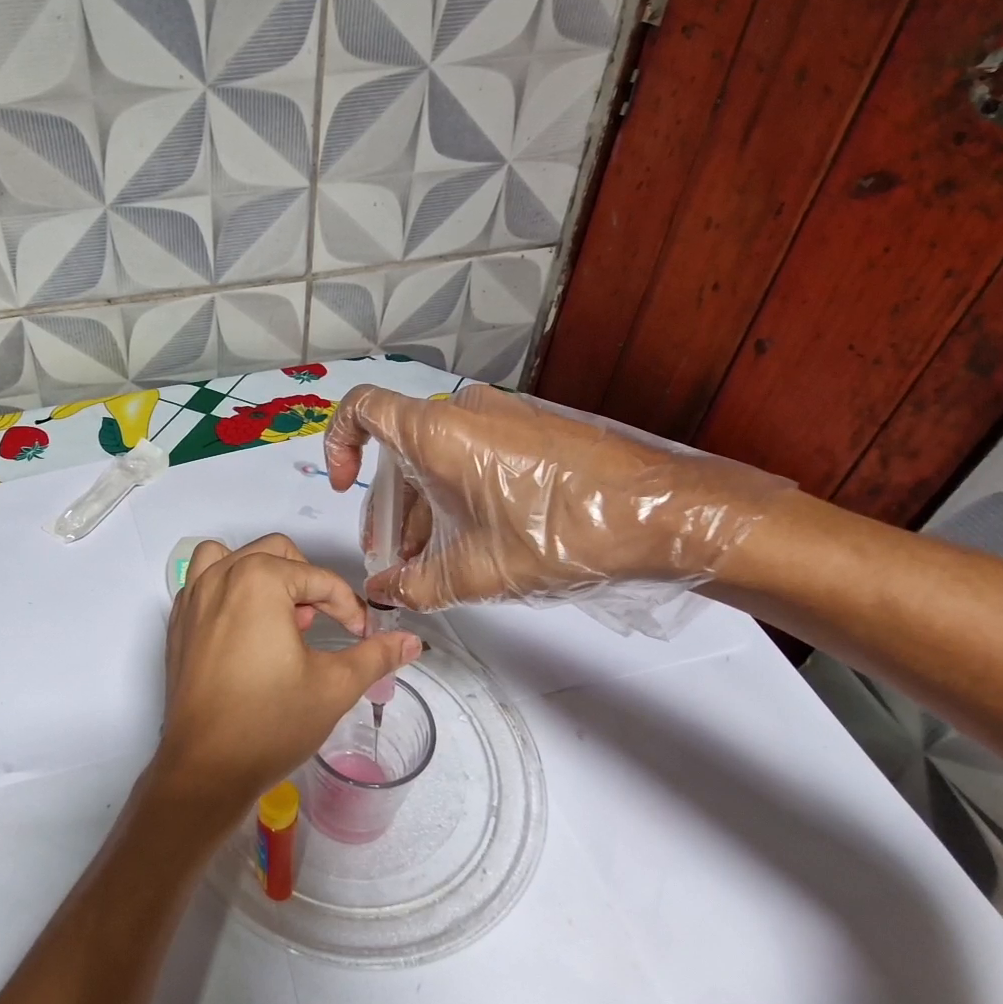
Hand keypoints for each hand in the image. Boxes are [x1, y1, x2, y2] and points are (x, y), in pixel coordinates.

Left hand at [155, 534, 420, 825]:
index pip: (318, 578)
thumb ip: (376, 656)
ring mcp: (191, 599)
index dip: (348, 608)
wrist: (206, 768)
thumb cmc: (271, 722)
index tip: (361, 638)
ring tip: (278, 617)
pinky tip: (247, 633)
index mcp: (258, 580)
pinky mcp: (177, 625)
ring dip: (260, 575)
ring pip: (229, 558)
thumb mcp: (334, 686)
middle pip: (276, 553)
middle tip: (322, 624)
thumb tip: (412, 642)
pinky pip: (203, 585)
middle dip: (307, 583)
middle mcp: (220, 577)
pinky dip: (227, 592)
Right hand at [323, 383, 791, 610]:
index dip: (338, 444)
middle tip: (393, 560)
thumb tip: (382, 594)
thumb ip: (416, 584)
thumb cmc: (564, 532)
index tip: (343, 485)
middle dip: (389, 507)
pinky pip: (475, 455)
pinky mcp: (533, 431)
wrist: (664, 512)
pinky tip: (472, 543)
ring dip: (426, 508)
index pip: (361, 410)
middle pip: (401, 449)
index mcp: (438, 432)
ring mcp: (504, 417)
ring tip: (433, 564)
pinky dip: (459, 494)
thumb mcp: (478, 570)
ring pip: (440, 457)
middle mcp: (466, 411)